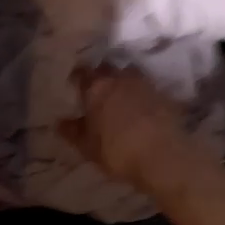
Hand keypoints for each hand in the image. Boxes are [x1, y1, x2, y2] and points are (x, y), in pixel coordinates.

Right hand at [58, 67, 214, 198]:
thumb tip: (60, 122)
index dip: (77, 78)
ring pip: (130, 74)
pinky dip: (142, 95)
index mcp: (96, 88)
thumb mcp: (87, 147)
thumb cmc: (117, 151)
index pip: (82, 73)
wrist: (163, 157)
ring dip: (123, 81)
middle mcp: (119, 79)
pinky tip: (142, 108)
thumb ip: (72, 132)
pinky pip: (148, 89)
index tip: (75, 86)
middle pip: (107, 68)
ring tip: (120, 96)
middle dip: (101, 75)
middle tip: (97, 90)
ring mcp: (145, 85)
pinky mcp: (164, 95)